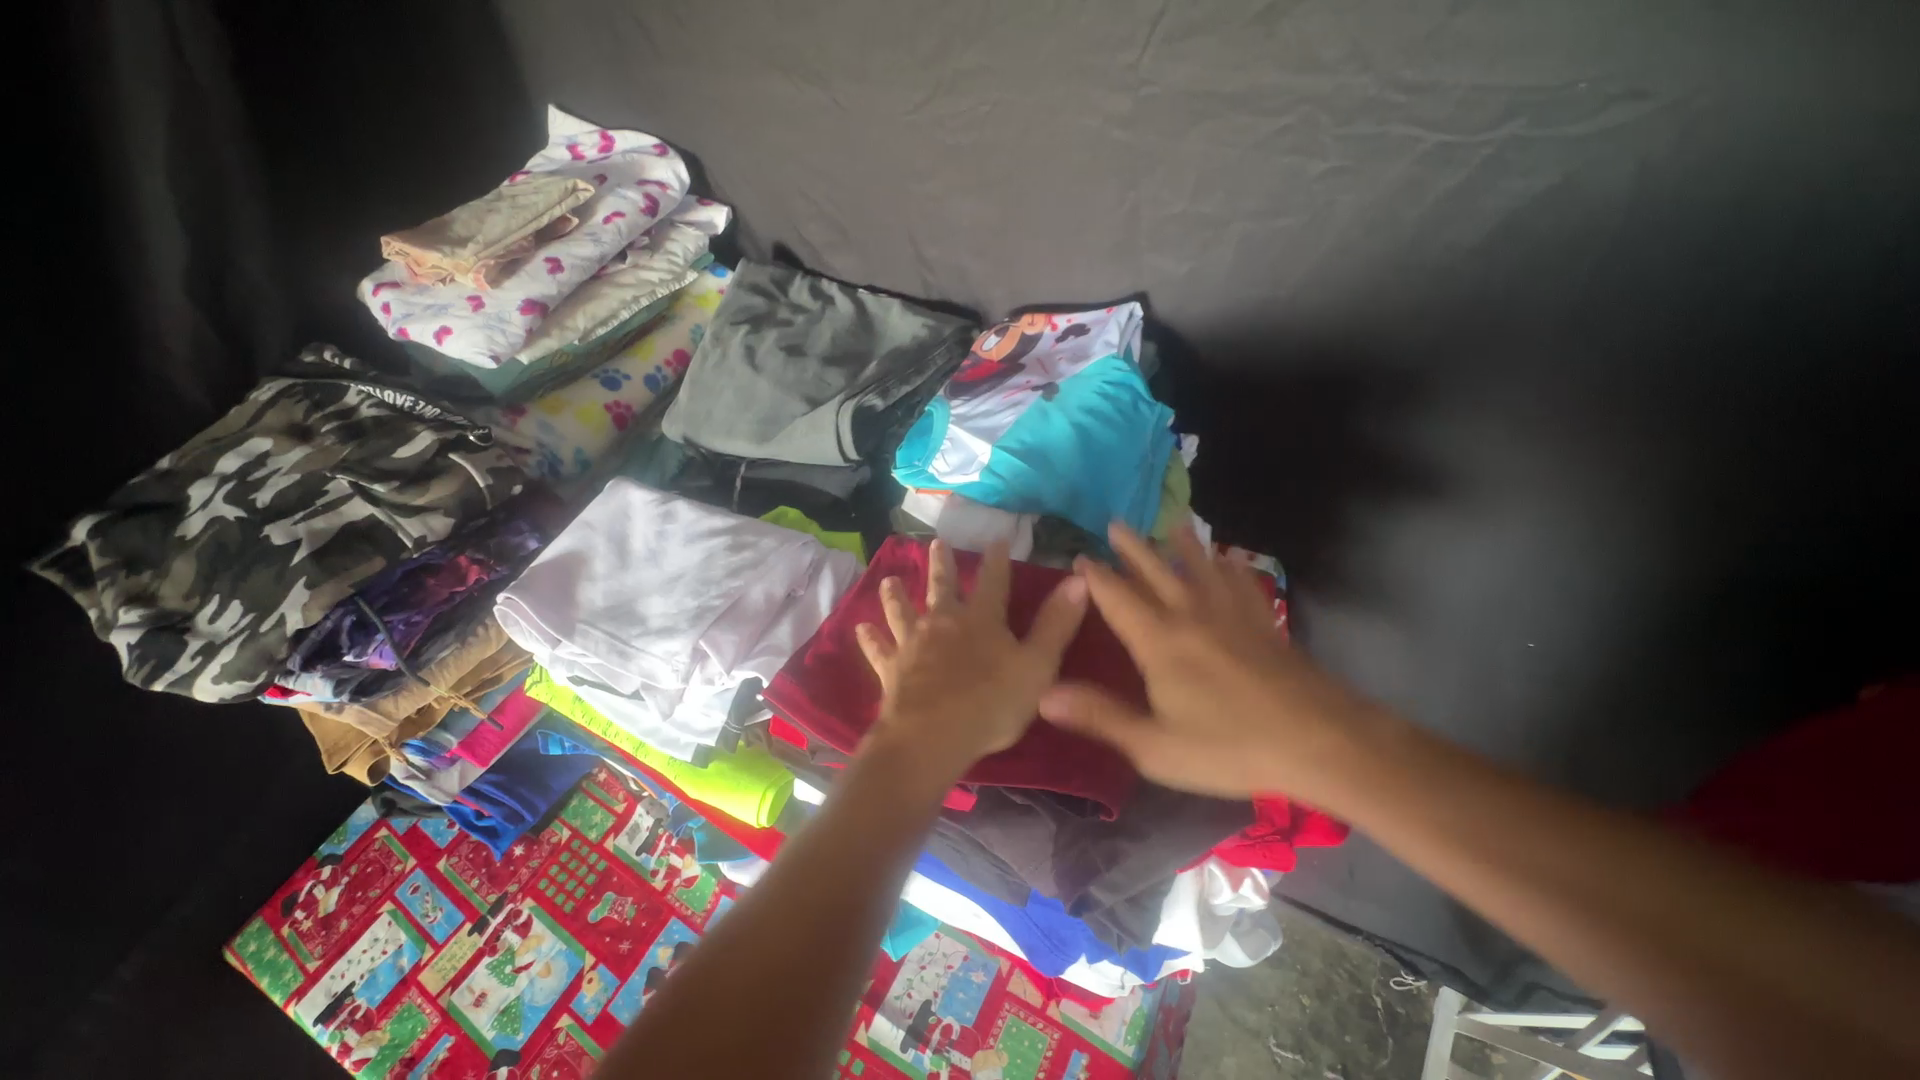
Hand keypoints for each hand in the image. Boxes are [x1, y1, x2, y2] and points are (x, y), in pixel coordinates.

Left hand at [856, 539, 1089, 774]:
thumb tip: (1079, 579)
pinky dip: (870, 639)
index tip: (996, 539)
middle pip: (942, 587)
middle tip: (936, 544)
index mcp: (982, 620)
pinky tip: (860, 629)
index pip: (993, 581)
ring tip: (889, 579)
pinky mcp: (891, 670)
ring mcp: (913, 645)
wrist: (932, 736)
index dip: (996, 560)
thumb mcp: (1038, 665)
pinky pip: (878, 650)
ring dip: (896, 595)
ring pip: (902, 612)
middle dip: (941, 565)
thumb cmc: (991, 703)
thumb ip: (1056, 624)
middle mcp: (944, 623)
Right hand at [1038, 523, 1378, 798]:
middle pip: (1156, 573)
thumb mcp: (1155, 745)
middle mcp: (1192, 616)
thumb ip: (1100, 717)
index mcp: (1159, 642)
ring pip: (1201, 569)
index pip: (1118, 598)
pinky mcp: (1264, 624)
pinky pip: (1241, 584)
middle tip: (1116, 523)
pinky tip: (1230, 560)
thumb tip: (1044, 694)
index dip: (1096, 576)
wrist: (1318, 739)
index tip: (1080, 555)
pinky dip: (1230, 567)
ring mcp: (1232, 616)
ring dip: (1182, 546)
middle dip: (1133, 549)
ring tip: (1172, 525)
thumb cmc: (1229, 747)